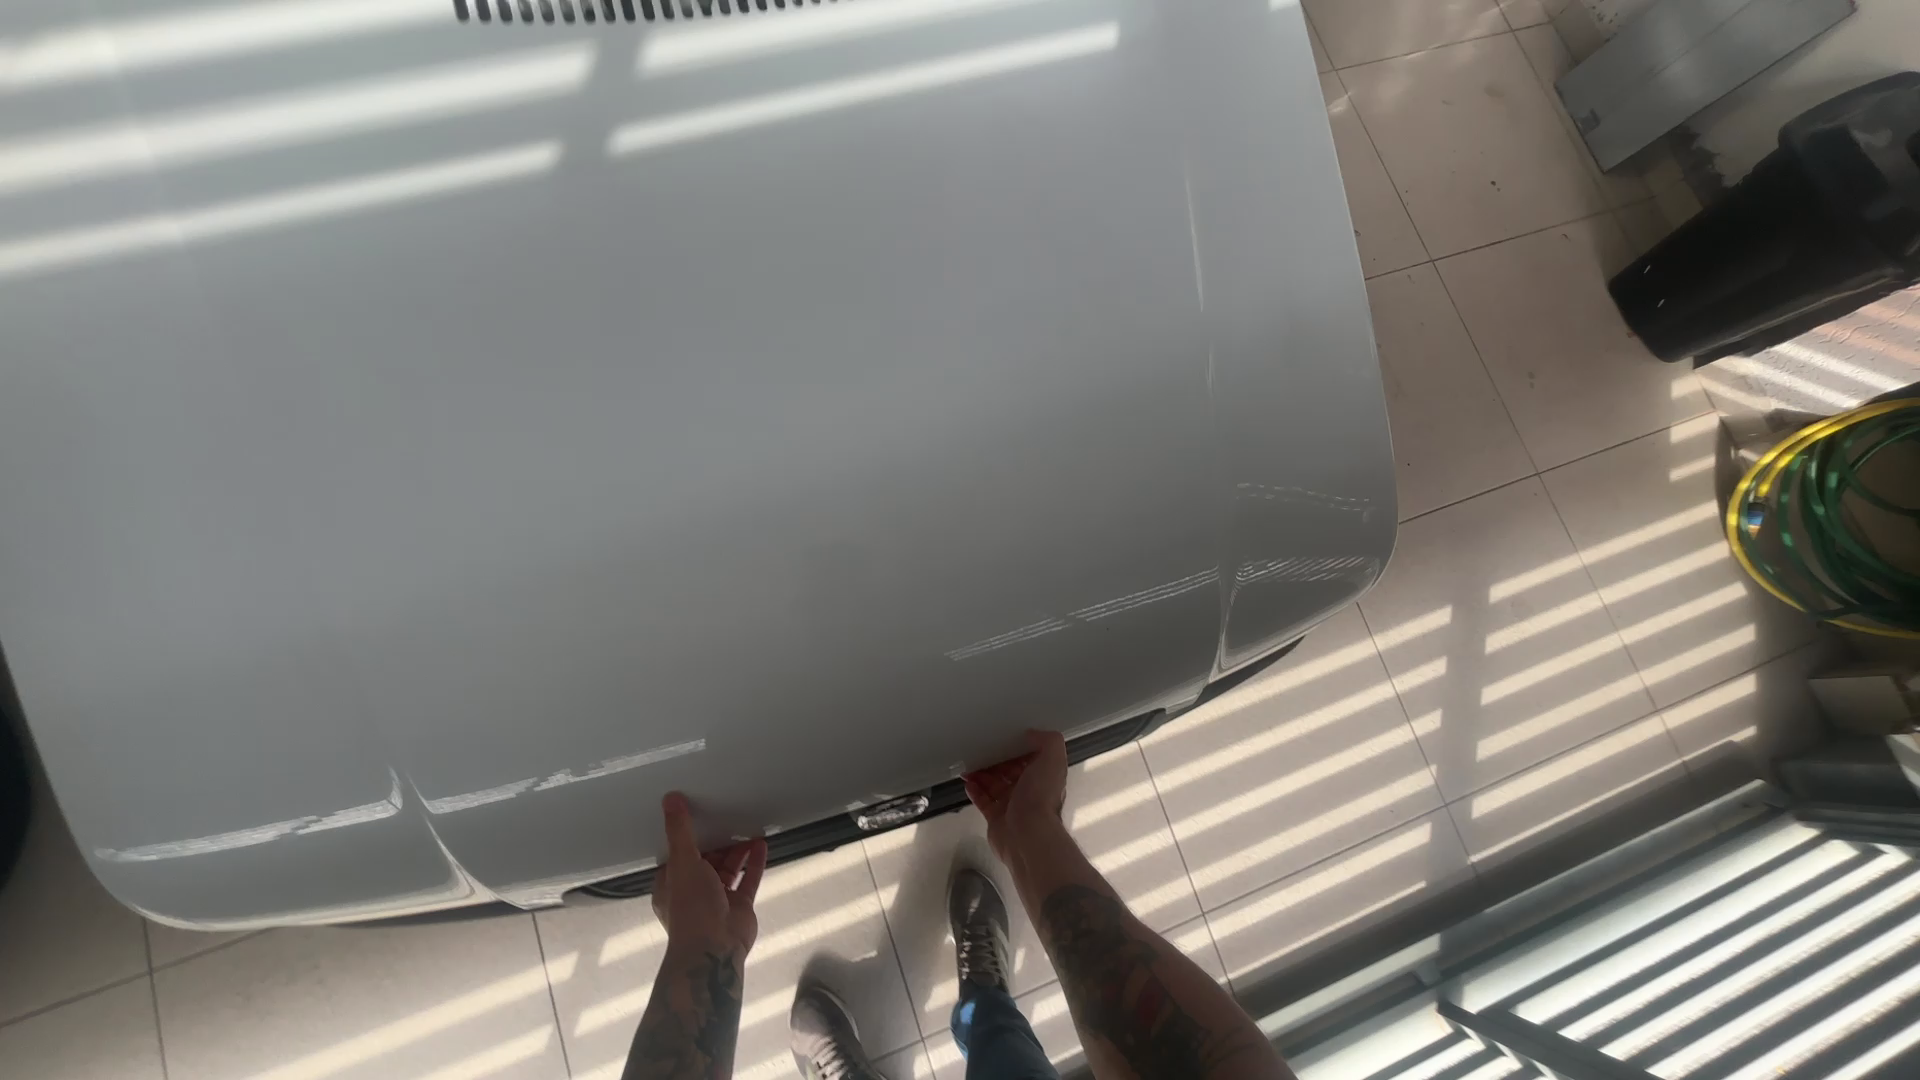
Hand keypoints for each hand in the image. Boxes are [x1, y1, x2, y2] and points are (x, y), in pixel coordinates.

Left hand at [652, 792, 767, 955]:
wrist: (714, 946)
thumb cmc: (691, 907)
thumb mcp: (682, 862)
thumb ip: (680, 831)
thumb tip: (670, 800)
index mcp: (672, 886)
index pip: (678, 858)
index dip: (689, 840)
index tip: (700, 819)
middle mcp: (693, 894)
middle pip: (706, 863)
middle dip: (718, 845)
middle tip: (729, 821)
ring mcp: (718, 901)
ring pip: (728, 871)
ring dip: (738, 853)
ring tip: (748, 831)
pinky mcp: (739, 907)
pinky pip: (748, 880)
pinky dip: (754, 863)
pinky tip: (761, 846)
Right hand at [962, 730, 1069, 865]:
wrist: (1027, 835)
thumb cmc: (1040, 796)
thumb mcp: (1053, 759)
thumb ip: (1047, 741)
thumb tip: (1032, 733)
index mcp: (1043, 777)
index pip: (1028, 757)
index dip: (1016, 747)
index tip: (1002, 736)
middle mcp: (1029, 791)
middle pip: (1009, 770)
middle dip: (995, 760)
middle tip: (980, 749)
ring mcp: (1012, 805)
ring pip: (994, 784)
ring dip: (981, 773)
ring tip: (969, 765)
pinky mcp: (996, 818)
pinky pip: (983, 801)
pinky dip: (975, 791)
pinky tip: (968, 781)